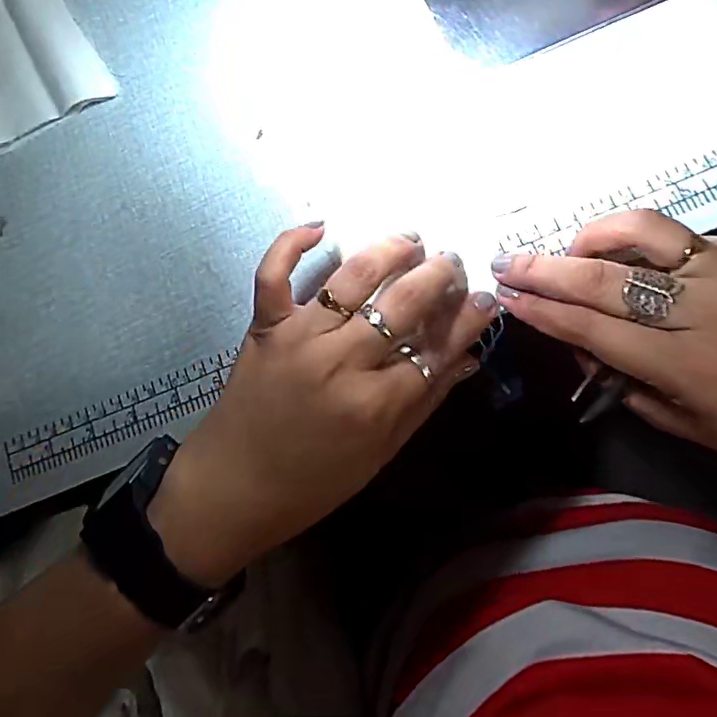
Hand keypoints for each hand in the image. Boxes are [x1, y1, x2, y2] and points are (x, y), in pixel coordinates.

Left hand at [146, 225, 499, 586]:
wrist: (231, 490)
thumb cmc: (314, 481)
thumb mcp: (381, 453)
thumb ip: (425, 401)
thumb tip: (467, 357)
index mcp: (374, 404)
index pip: (436, 349)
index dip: (468, 320)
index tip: (485, 297)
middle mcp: (340, 363)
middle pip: (402, 304)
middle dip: (437, 276)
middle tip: (451, 263)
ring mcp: (299, 338)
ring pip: (352, 278)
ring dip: (389, 251)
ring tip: (411, 240)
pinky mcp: (264, 326)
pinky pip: (273, 274)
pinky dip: (291, 243)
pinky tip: (320, 226)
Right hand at [492, 210, 716, 502]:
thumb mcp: (692, 426)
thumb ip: (629, 383)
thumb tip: (582, 344)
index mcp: (693, 368)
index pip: (596, 330)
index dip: (544, 311)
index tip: (507, 296)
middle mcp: (709, 310)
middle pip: (609, 277)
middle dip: (548, 268)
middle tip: (510, 261)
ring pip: (644, 230)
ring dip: (594, 235)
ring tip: (571, 248)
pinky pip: (684, 238)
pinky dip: (645, 245)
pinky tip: (635, 258)